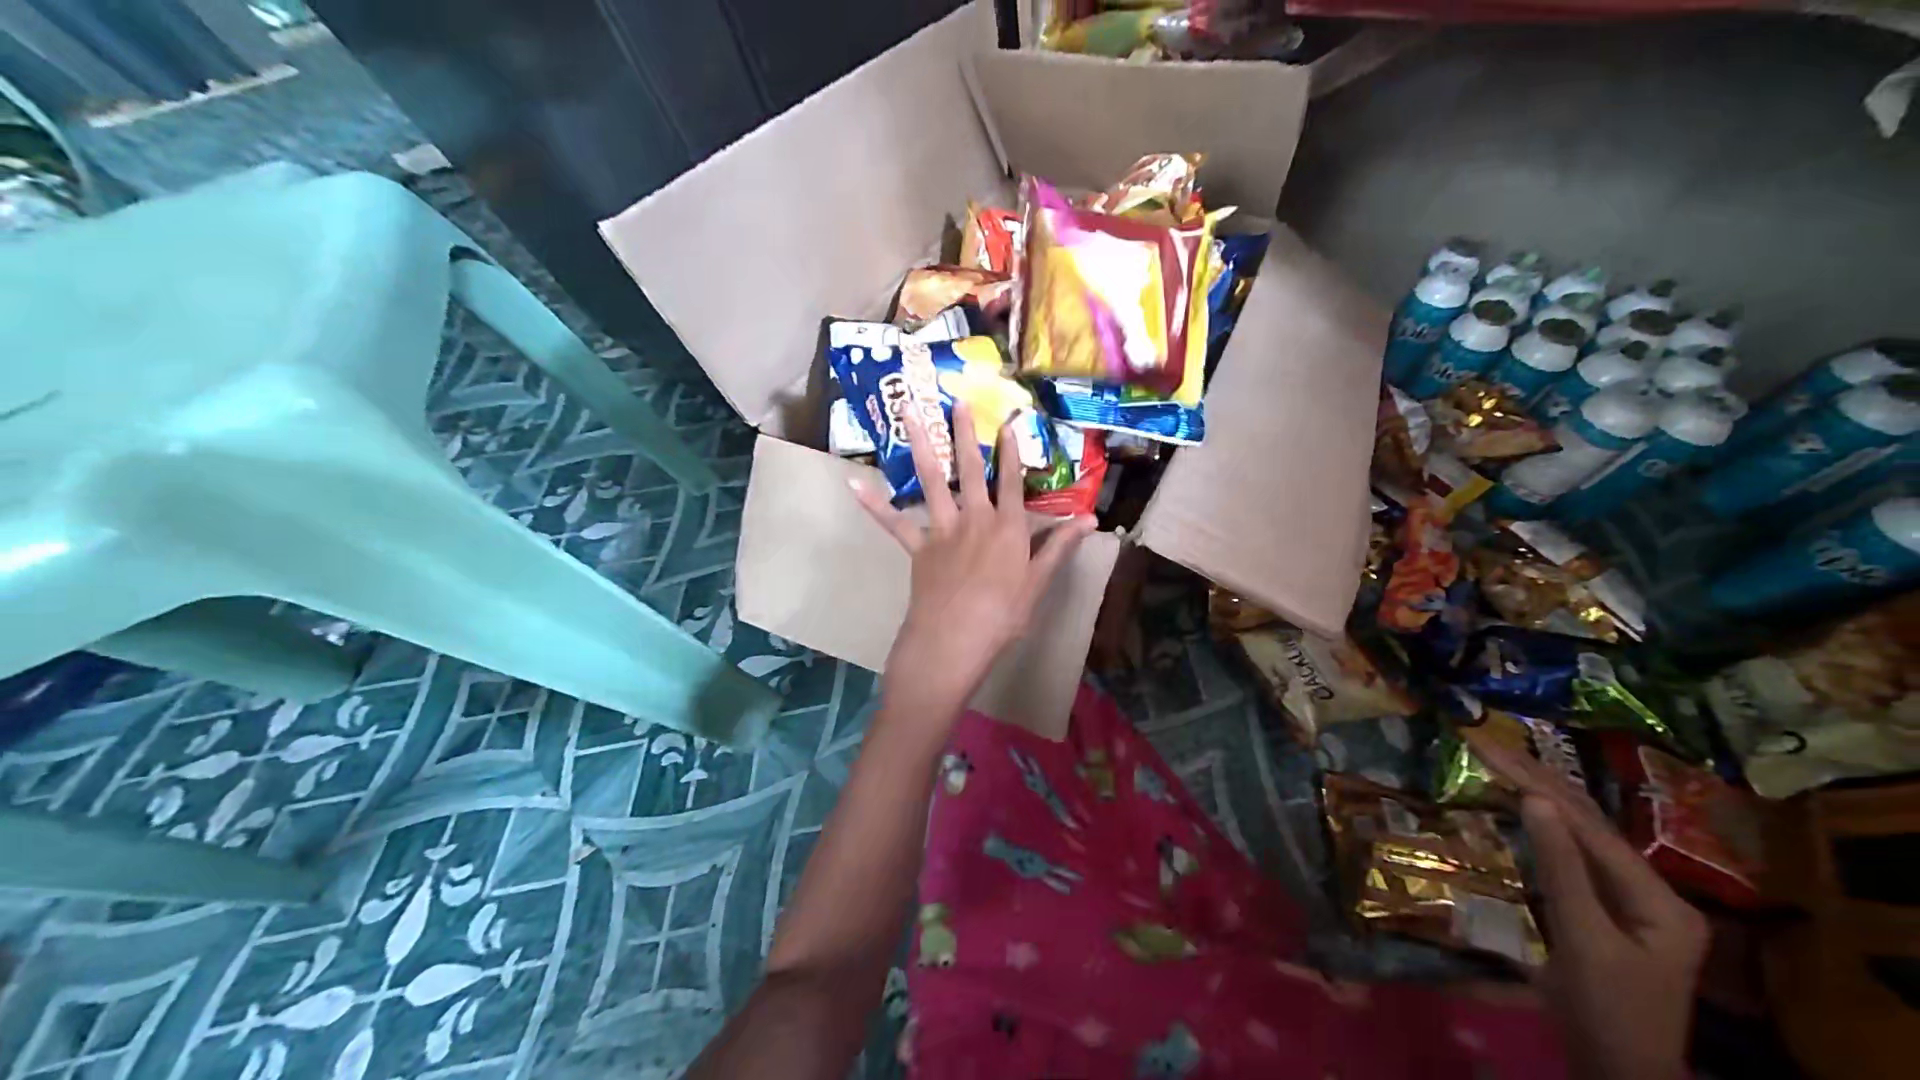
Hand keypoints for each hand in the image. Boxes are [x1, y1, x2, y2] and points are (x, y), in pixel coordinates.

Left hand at [850, 401, 1093, 710]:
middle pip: (970, 469)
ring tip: (908, 412)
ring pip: (931, 480)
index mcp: (1007, 528)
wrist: (954, 640)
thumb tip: (1091, 519)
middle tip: (958, 400)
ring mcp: (942, 530)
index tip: (1010, 421)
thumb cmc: (1002, 616)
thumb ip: (1060, 546)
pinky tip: (854, 484)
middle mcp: (974, 519)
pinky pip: (894, 522)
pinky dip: (875, 504)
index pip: (1012, 481)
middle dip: (964, 433)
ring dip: (919, 444)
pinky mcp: (917, 547)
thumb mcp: (1038, 583)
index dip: (1013, 451)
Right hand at [1467, 731, 1707, 1079]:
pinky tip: (1517, 804)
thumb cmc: (1605, 1009)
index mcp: (1659, 899)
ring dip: (1538, 795)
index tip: (1489, 750)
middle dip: (1537, 780)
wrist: (1620, 1071)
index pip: (1589, 827)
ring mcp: (1630, 901)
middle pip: (1589, 824)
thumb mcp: (1582, 939)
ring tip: (1496, 759)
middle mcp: (1651, 891)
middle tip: (1485, 743)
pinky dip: (1540, 825)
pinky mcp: (1604, 909)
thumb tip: (1534, 800)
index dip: (1538, 785)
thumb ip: (1561, 868)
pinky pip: (1570, 855)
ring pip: (1579, 834)